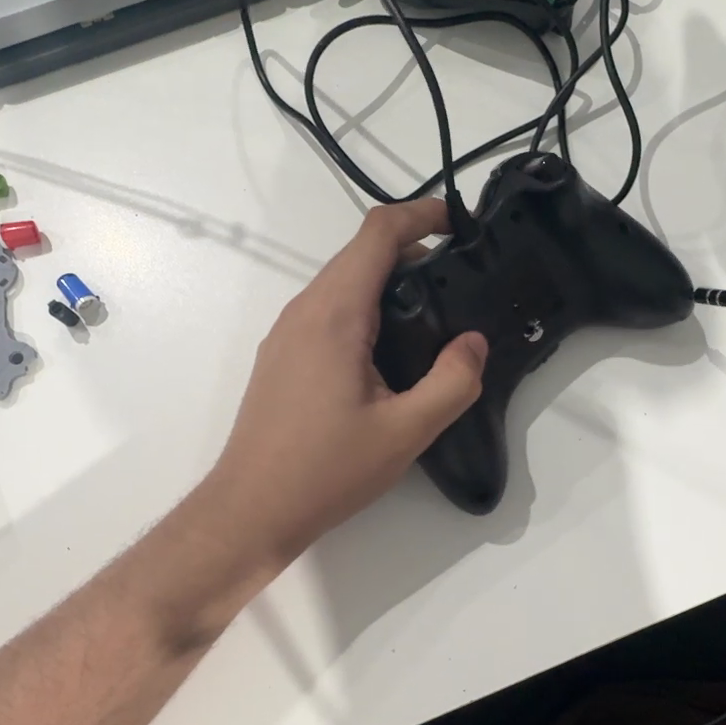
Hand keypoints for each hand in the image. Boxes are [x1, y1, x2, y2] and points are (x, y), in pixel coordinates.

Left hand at [205, 199, 487, 563]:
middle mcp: (304, 311)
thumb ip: (452, 382)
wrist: (252, 508)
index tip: (462, 225)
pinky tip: (391, 355)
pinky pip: (329, 314)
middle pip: (360, 255)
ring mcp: (287, 335)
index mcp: (335, 315)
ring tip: (434, 319)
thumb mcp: (406, 431)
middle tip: (461, 282)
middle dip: (413, 253)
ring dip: (389, 285)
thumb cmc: (326, 470)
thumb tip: (473, 343)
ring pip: (343, 285)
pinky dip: (366, 311)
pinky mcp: (282, 358)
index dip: (423, 215)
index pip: (378, 234)